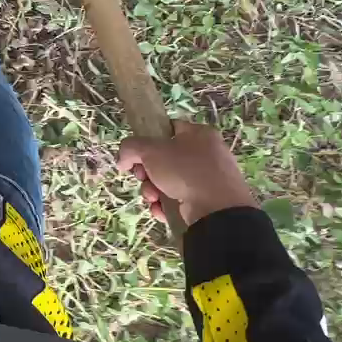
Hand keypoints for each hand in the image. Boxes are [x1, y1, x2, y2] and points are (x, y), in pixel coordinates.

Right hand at [116, 121, 258, 226]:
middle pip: (165, 158)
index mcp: (199, 134)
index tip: (136, 155)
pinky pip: (183, 197)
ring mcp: (212, 179)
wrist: (218, 211)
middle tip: (141, 177)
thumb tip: (122, 161)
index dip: (147, 141)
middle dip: (147, 171)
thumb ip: (129, 148)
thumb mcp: (149, 151)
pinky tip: (161, 210)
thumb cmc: (185, 170)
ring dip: (153, 189)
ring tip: (152, 197)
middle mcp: (208, 154)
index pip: (166, 129)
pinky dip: (168, 203)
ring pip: (171, 180)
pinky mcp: (212, 201)